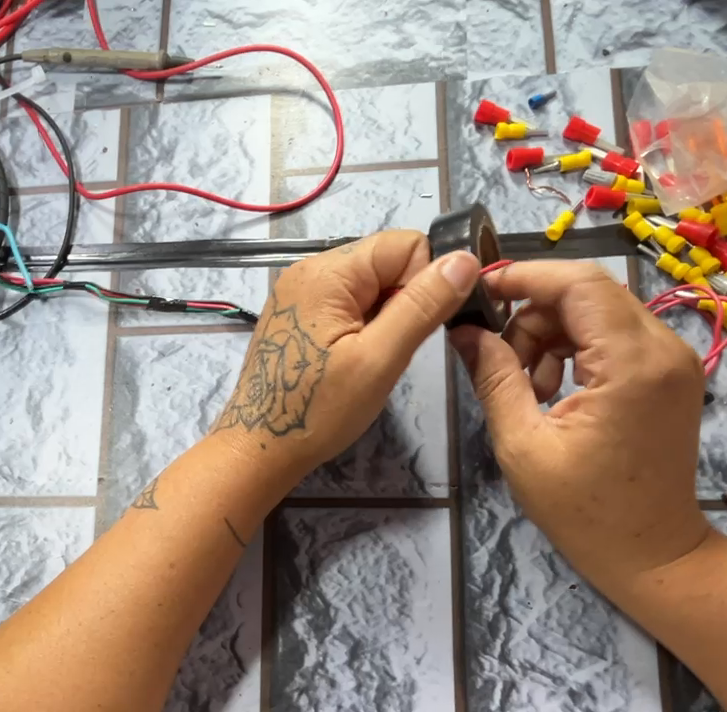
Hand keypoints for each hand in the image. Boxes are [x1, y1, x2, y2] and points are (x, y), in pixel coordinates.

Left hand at [205, 229, 480, 494]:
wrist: (261, 451)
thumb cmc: (318, 411)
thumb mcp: (379, 360)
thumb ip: (422, 305)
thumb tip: (465, 259)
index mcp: (327, 272)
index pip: (405, 244)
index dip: (426, 281)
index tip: (420, 328)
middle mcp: (308, 271)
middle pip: (386, 264)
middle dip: (404, 303)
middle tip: (390, 352)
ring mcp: (299, 295)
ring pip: (369, 289)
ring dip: (384, 321)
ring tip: (369, 362)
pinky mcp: (296, 319)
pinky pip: (346, 308)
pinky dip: (361, 331)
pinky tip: (352, 363)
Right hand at [450, 261, 712, 594]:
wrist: (650, 550)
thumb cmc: (582, 509)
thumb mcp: (522, 444)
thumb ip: (493, 378)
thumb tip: (463, 333)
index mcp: (631, 364)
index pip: (579, 283)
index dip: (524, 277)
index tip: (480, 292)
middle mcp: (664, 348)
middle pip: (588, 294)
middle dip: (533, 317)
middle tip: (501, 367)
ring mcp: (674, 360)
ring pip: (598, 314)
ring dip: (552, 338)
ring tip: (530, 391)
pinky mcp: (670, 374)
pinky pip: (615, 338)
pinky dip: (576, 352)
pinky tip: (555, 392)